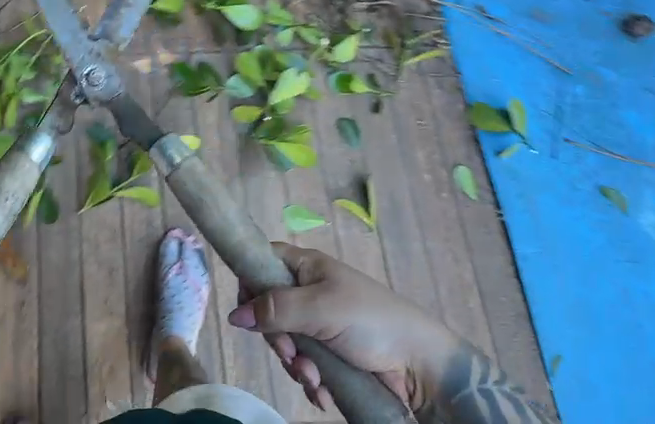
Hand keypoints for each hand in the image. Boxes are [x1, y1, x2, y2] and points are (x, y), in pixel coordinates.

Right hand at [228, 243, 460, 411]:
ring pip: (287, 344)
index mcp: (307, 267)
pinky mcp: (331, 356)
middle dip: (278, 340)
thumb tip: (234, 315)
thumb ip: (275, 309)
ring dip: (296, 366)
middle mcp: (309, 293)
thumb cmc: (370, 321)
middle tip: (292, 353)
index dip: (250, 283)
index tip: (248, 313)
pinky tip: (324, 392)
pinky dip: (311, 382)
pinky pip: (305, 367)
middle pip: (269, 311)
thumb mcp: (319, 308)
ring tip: (315, 379)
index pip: (263, 262)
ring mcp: (320, 326)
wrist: (420, 364)